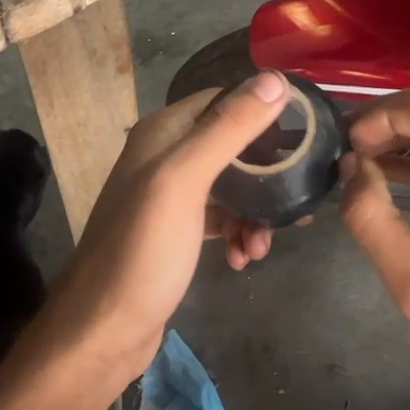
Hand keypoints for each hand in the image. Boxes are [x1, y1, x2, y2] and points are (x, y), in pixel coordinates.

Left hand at [40, 71, 295, 371]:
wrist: (103, 330)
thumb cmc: (143, 250)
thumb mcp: (186, 181)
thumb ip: (228, 128)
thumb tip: (276, 79)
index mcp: (163, 132)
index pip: (224, 99)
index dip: (264, 111)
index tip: (306, 134)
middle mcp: (164, 155)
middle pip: (233, 145)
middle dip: (267, 172)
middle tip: (297, 197)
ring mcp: (169, 195)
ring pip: (232, 186)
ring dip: (256, 210)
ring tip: (263, 244)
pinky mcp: (176, 231)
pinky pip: (220, 218)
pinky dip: (237, 233)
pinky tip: (242, 259)